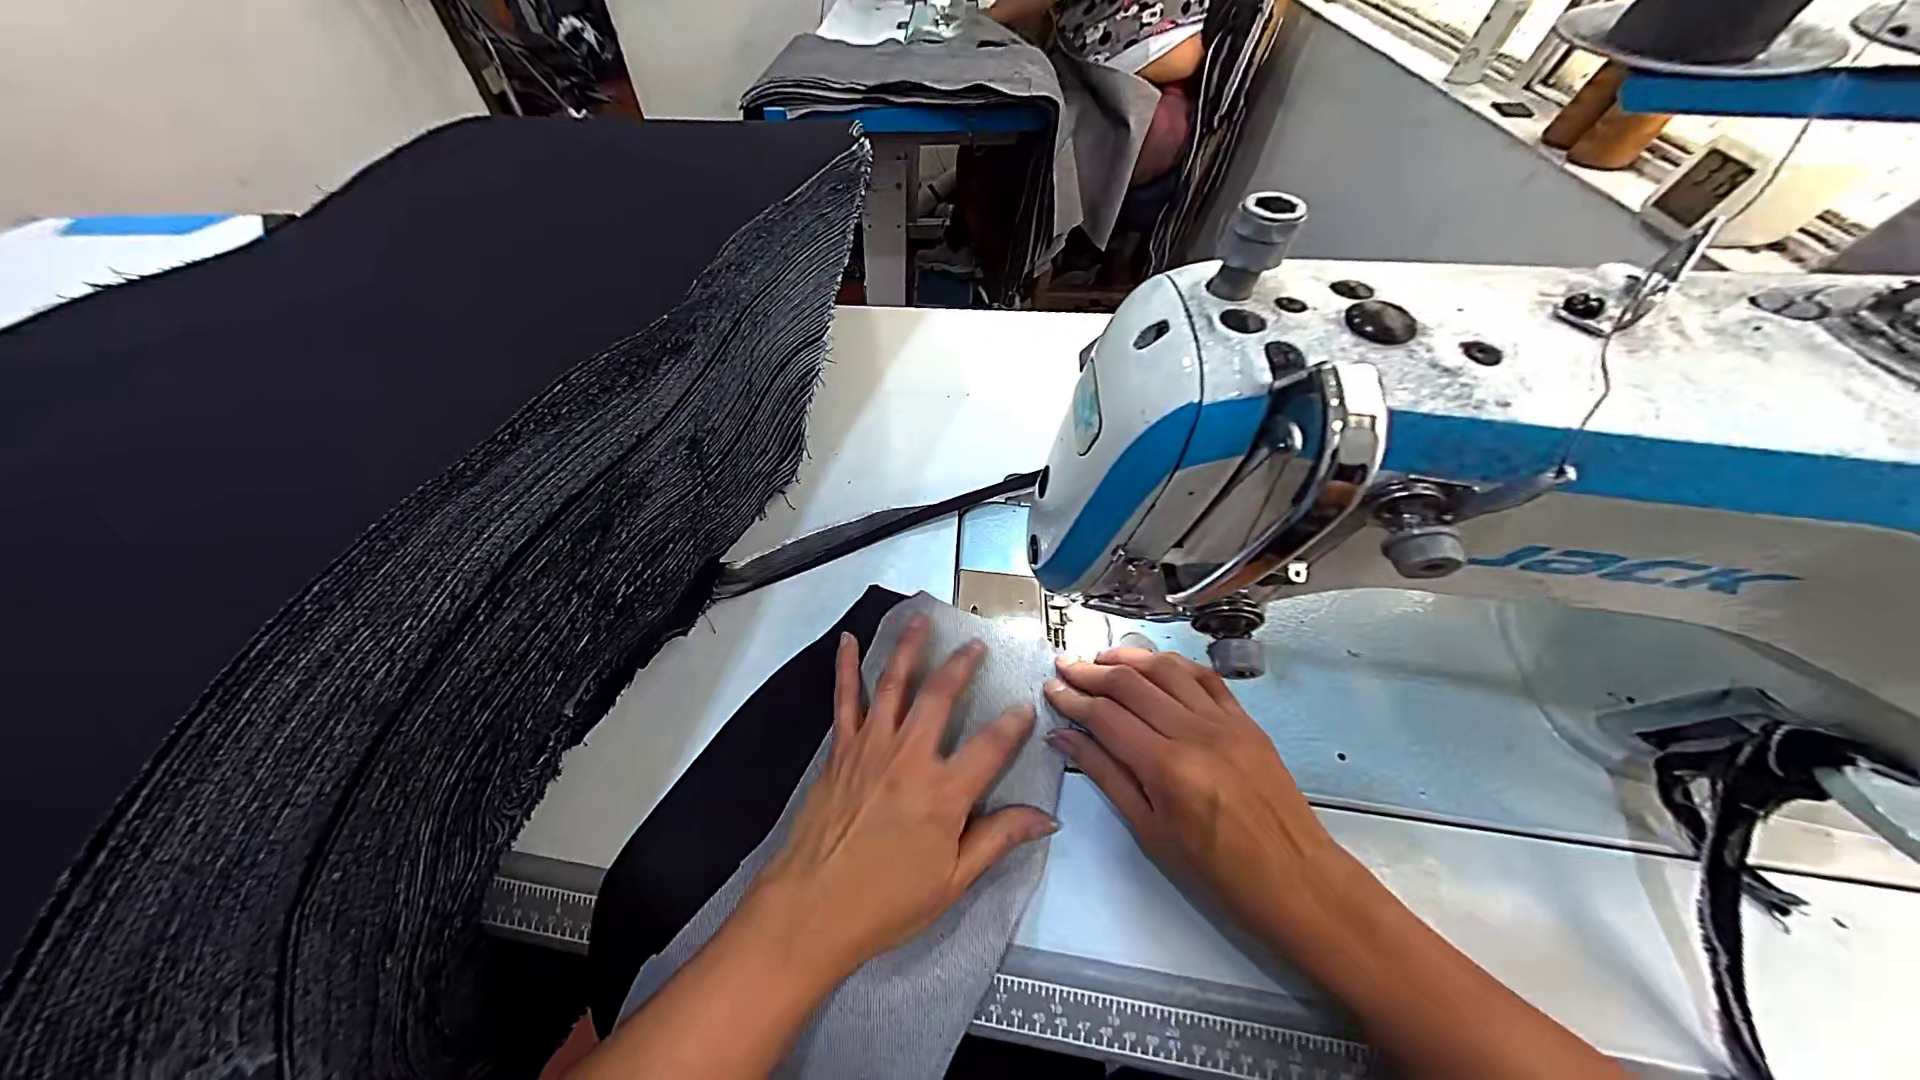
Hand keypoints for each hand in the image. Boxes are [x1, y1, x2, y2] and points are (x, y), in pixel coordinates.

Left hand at [745, 616, 1057, 977]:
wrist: (811, 910)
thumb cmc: (885, 902)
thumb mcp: (954, 880)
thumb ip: (999, 839)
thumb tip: (1045, 818)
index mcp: (944, 793)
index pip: (992, 745)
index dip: (1014, 724)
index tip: (1025, 707)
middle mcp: (909, 758)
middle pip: (941, 695)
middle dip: (962, 665)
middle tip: (975, 646)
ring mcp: (871, 747)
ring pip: (894, 684)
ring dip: (910, 648)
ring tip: (921, 620)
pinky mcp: (841, 750)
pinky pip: (845, 699)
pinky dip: (847, 667)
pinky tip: (849, 642)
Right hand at [1042, 647, 1341, 935]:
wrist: (1298, 882)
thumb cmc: (1219, 874)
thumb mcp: (1150, 832)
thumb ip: (1105, 775)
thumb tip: (1065, 738)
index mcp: (1168, 767)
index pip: (1105, 716)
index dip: (1072, 699)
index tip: (1050, 689)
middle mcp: (1195, 733)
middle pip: (1131, 684)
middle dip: (1090, 672)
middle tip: (1064, 666)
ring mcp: (1225, 722)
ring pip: (1167, 669)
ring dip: (1129, 657)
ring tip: (1100, 657)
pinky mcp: (1246, 720)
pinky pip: (1205, 677)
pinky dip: (1174, 664)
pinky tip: (1155, 663)